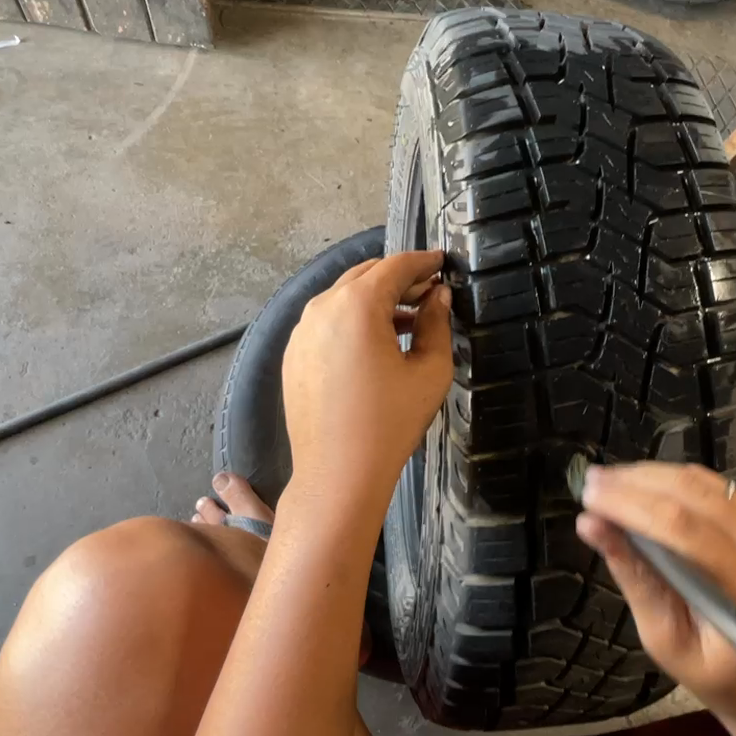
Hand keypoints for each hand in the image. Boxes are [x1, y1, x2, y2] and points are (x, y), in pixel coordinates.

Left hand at [282, 250, 452, 516]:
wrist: (338, 473)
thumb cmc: (390, 422)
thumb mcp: (429, 371)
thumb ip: (436, 323)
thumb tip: (438, 295)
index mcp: (358, 305)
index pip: (396, 266)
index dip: (424, 261)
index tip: (442, 262)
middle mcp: (322, 307)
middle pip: (366, 275)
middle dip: (399, 278)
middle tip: (429, 290)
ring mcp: (301, 331)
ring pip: (343, 297)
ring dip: (375, 299)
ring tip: (407, 319)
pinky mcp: (292, 354)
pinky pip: (326, 322)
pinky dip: (352, 320)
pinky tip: (374, 344)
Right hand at [577, 463, 735, 730]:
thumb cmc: (718, 674)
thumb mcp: (665, 639)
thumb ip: (633, 577)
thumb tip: (590, 525)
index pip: (682, 528)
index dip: (630, 505)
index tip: (587, 496)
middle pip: (691, 494)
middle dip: (633, 483)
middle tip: (589, 482)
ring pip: (699, 482)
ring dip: (648, 475)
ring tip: (606, 481)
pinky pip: (711, 486)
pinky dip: (669, 480)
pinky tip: (638, 486)